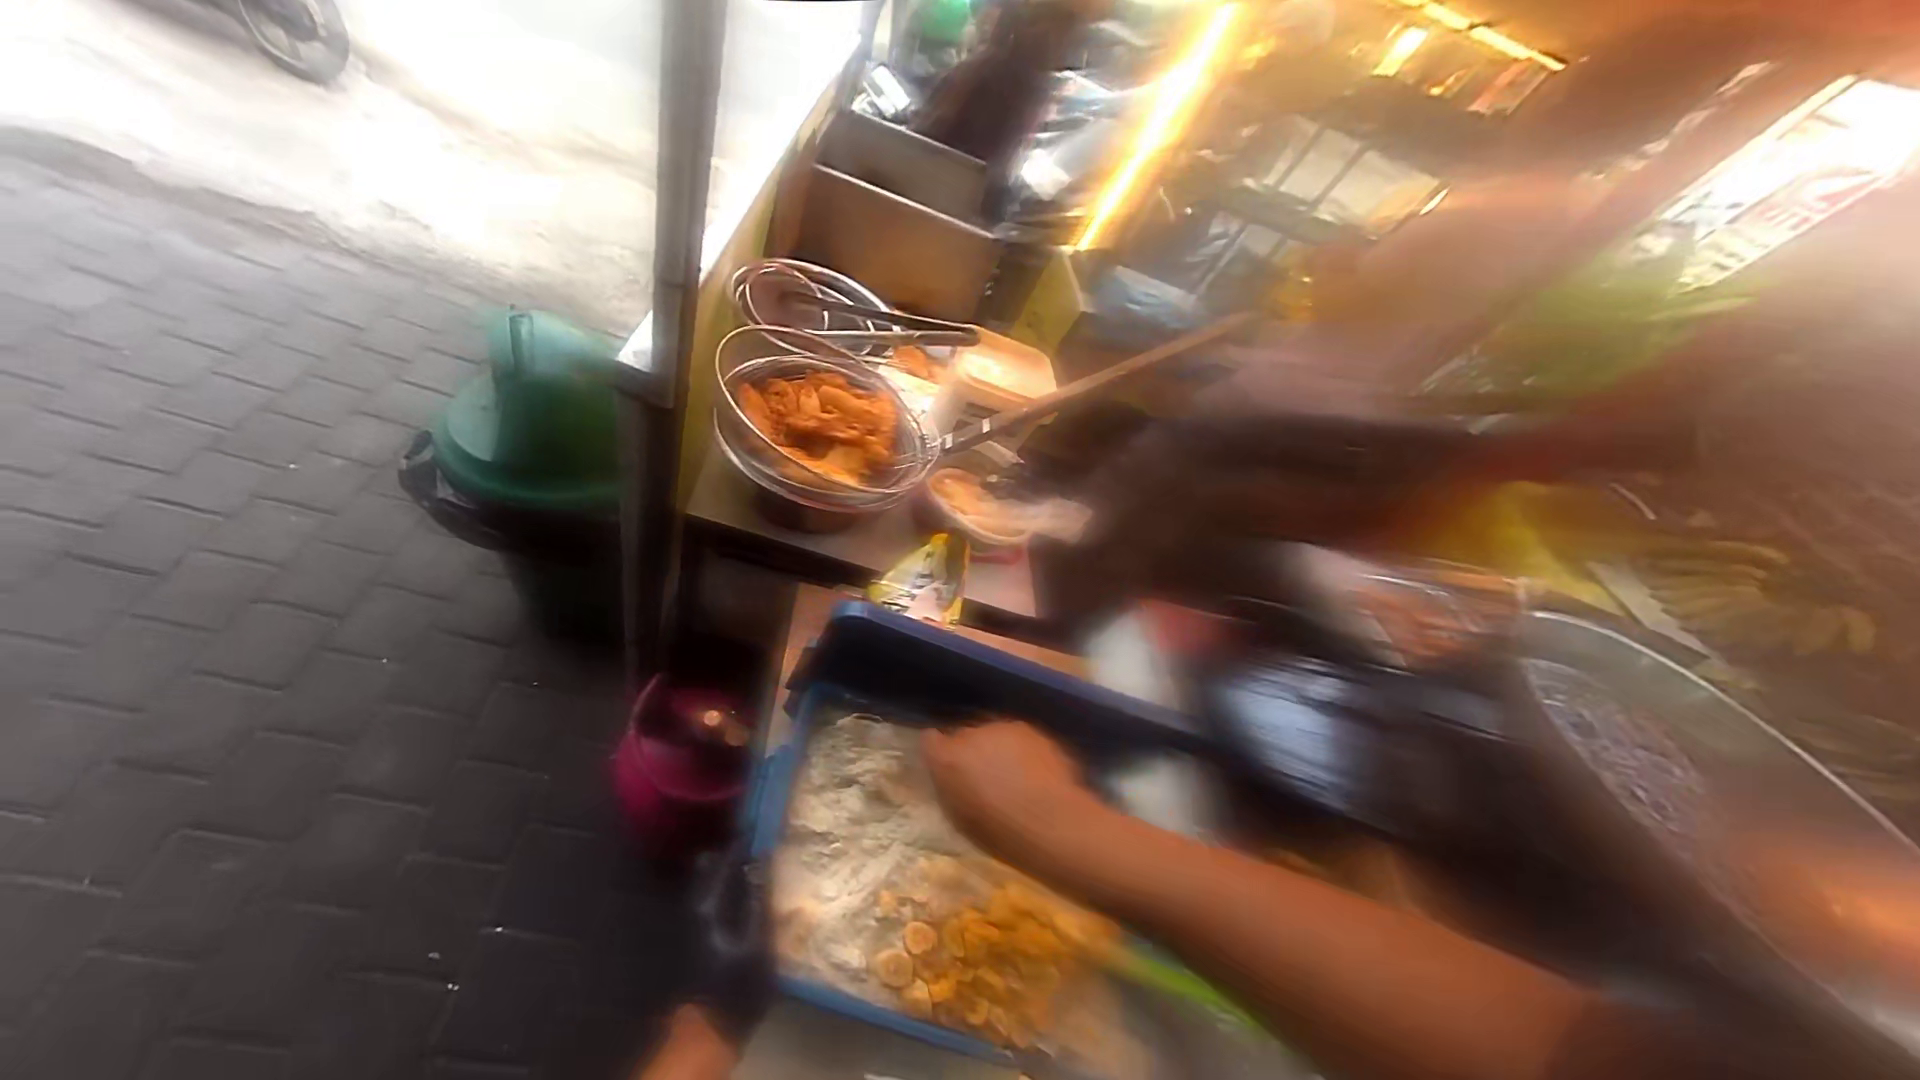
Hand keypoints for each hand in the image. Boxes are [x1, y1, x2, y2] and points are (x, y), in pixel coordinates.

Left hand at [687, 841, 774, 1047]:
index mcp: (708, 902)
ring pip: (708, 879)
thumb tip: (764, 857)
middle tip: (760, 838)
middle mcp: (693, 904)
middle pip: (711, 864)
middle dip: (733, 849)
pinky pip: (709, 893)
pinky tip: (744, 888)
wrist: (707, 1030)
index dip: (744, 838)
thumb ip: (760, 896)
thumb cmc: (737, 985)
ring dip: (729, 866)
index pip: (726, 857)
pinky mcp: (693, 933)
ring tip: (755, 860)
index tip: (762, 822)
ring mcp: (690, 919)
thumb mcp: (759, 940)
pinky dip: (726, 883)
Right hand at [922, 721, 1099, 863]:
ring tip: (1014, 777)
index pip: (930, 740)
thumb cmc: (999, 832)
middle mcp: (971, 734)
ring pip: (993, 734)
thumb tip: (953, 779)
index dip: (939, 753)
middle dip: (971, 753)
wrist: (1050, 822)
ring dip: (998, 750)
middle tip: (984, 779)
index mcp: (947, 759)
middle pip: (964, 736)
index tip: (948, 769)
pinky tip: (1035, 774)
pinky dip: (1022, 751)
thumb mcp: (960, 818)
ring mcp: (1003, 728)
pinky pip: (1018, 738)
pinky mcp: (1031, 730)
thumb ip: (951, 789)